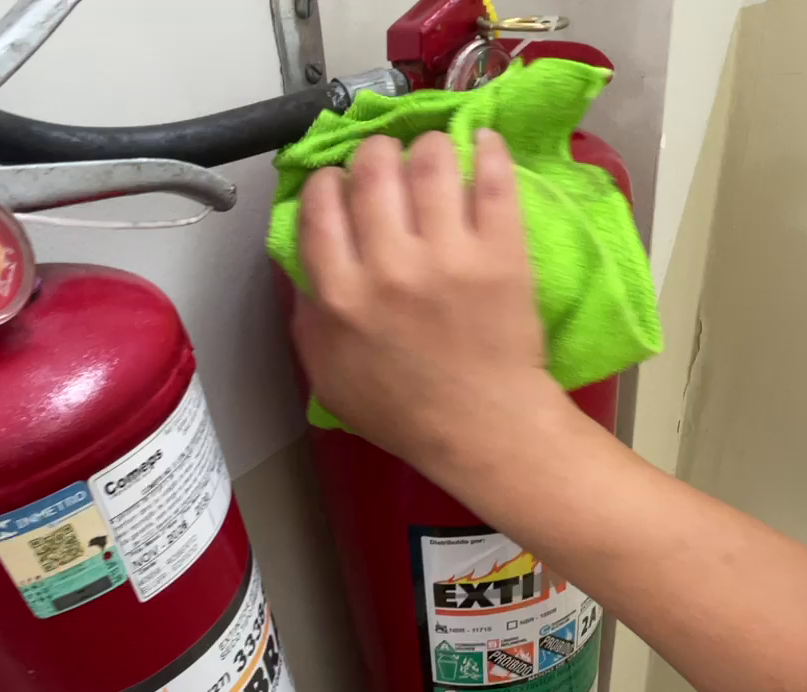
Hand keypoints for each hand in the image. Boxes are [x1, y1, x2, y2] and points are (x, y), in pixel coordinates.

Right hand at [291, 129, 567, 469]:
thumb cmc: (402, 413)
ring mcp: (448, 256)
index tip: (341, 191)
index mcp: (341, 295)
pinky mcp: (501, 253)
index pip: (322, 201)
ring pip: (430, 158)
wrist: (480, 430)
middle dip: (374, 156)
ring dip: (427, 149)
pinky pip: (493, 177)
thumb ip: (308, 320)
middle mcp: (389, 267)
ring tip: (433, 163)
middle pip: (372, 166)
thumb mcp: (329, 379)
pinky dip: (486, 149)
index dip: (328, 183)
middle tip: (387, 171)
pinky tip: (481, 145)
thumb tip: (305, 266)